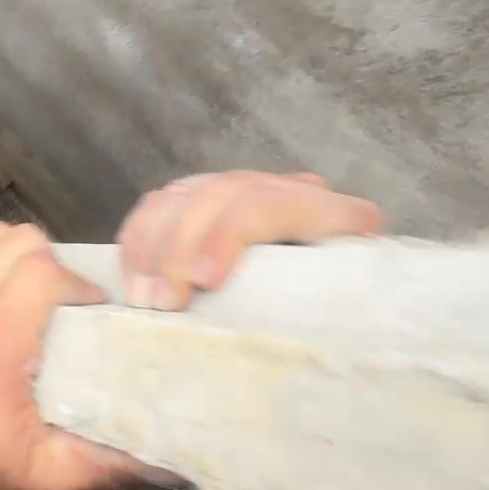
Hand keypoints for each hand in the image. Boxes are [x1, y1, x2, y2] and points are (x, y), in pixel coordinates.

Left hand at [0, 222, 156, 489]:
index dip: (76, 283)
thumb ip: (110, 460)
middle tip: (71, 299)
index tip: (94, 309)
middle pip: (21, 244)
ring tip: (41, 287)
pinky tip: (9, 286)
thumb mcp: (54, 474)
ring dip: (24, 253)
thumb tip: (174, 458)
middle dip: (55, 264)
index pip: (42, 274)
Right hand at [118, 170, 381, 310]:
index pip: (255, 207)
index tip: (204, 280)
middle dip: (176, 251)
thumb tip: (351, 252)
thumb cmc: (337, 263)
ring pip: (167, 207)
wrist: (315, 228)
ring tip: (143, 299)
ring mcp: (208, 190)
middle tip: (165, 302)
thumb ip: (352, 254)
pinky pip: (145, 215)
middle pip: (201, 206)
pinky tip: (132, 281)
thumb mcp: (356, 258)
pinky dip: (134, 245)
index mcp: (297, 199)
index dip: (224, 238)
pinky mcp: (176, 201)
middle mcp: (246, 186)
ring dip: (149, 252)